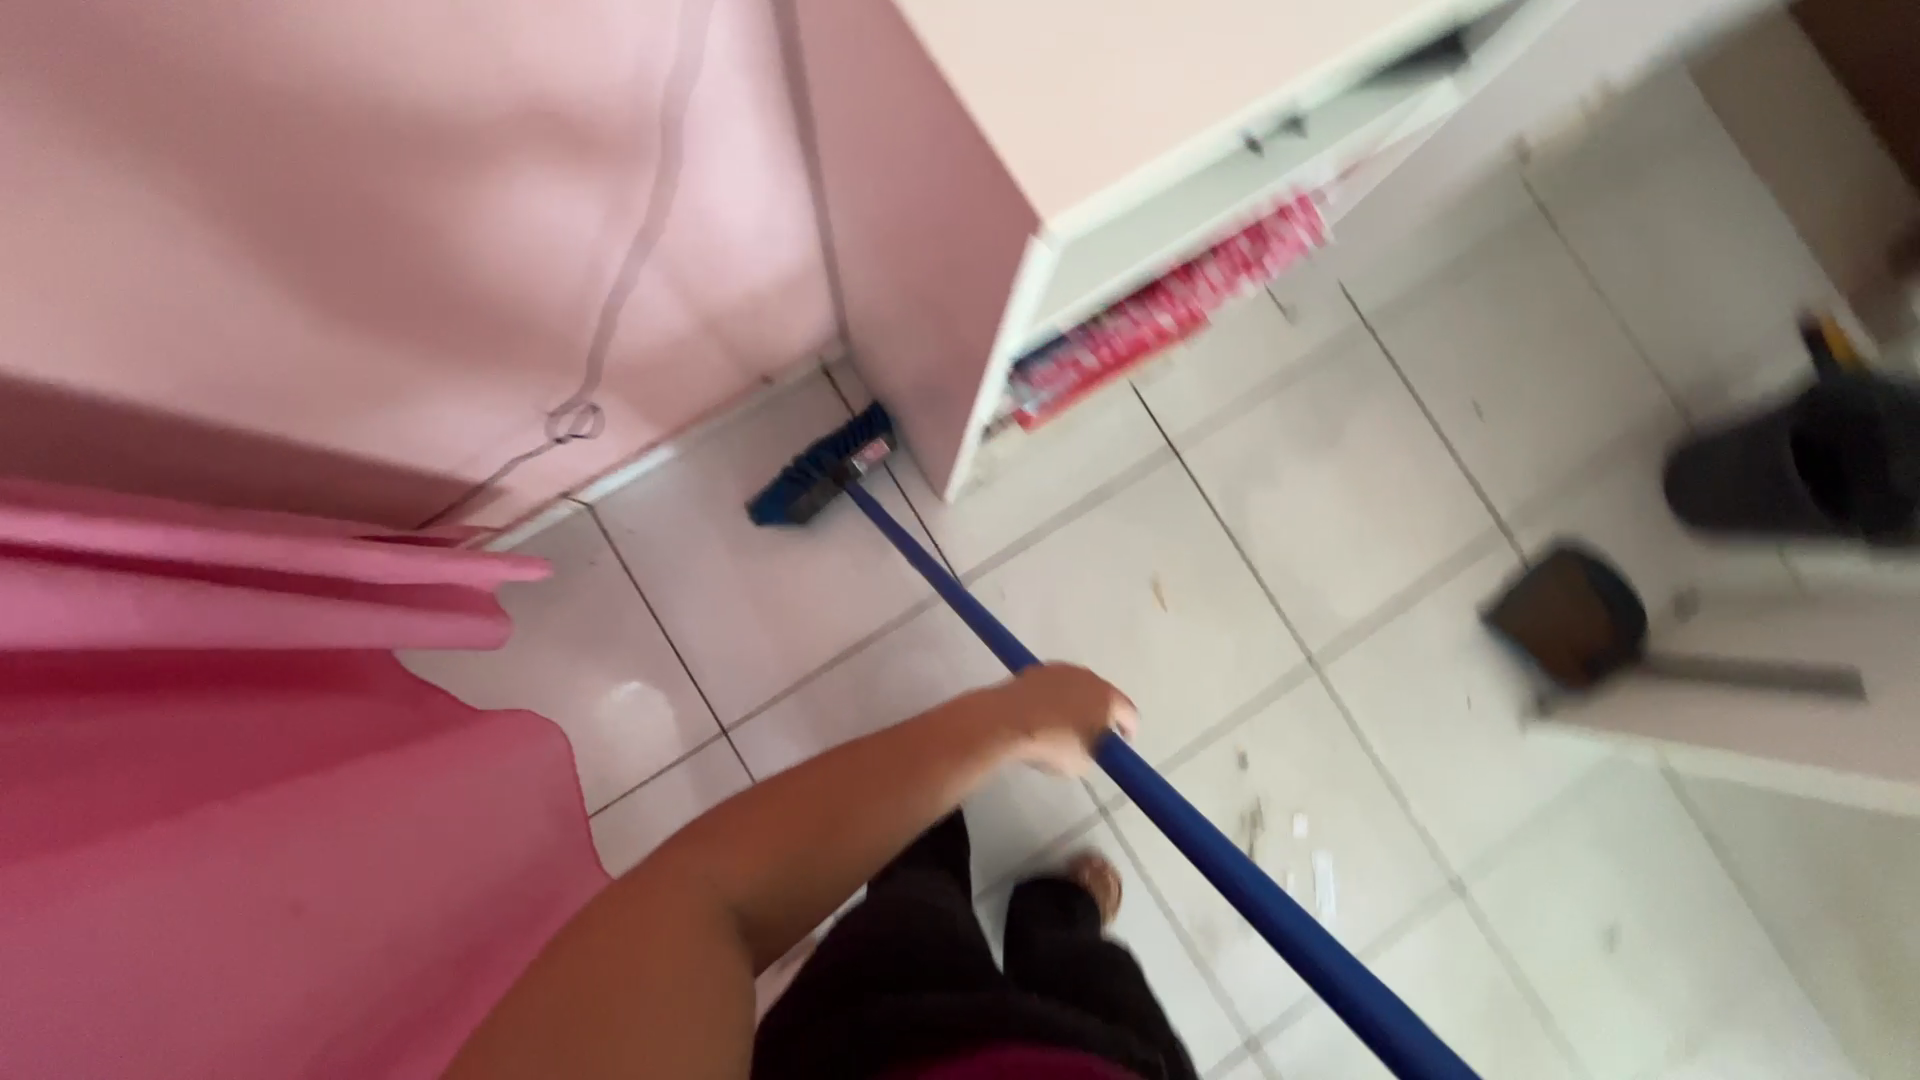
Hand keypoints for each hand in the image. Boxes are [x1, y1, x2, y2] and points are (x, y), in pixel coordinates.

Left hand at [990, 664, 1137, 775]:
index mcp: (1108, 697)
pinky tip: (1041, 715)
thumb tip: (1086, 747)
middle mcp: (1088, 677)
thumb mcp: (1081, 763)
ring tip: (1062, 725)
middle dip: (1100, 715)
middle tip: (1091, 735)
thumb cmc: (1051, 745)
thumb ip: (1093, 752)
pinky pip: (1053, 686)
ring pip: (1077, 688)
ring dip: (1075, 703)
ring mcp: (1061, 670)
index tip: (1121, 745)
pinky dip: (1052, 698)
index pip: (1130, 714)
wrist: (1006, 721)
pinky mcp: (1035, 669)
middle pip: (1104, 696)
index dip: (1129, 731)